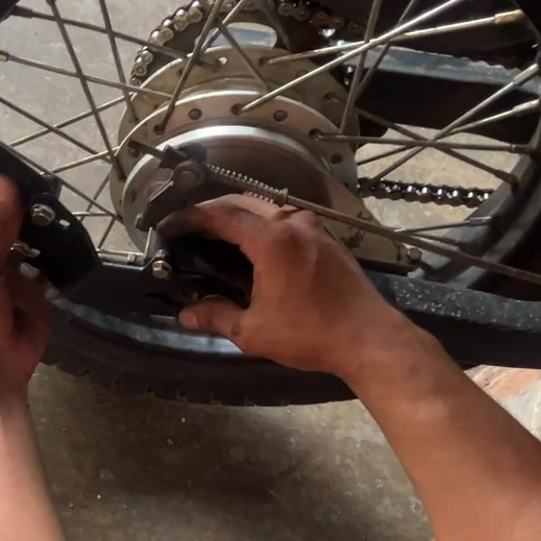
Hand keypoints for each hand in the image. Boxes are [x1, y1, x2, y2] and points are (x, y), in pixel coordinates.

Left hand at [0, 176, 51, 397]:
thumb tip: (5, 182)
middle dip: (10, 207)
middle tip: (32, 176)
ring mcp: (8, 276)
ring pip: (22, 244)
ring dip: (34, 228)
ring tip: (53, 198)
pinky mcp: (32, 292)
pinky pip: (44, 269)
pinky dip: (53, 257)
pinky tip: (65, 234)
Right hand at [161, 195, 410, 377]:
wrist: (368, 338)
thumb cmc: (311, 334)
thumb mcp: (253, 332)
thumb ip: (216, 317)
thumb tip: (187, 316)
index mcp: (272, 241)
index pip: (222, 215)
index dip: (192, 217)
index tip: (172, 224)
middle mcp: (294, 224)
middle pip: (244, 202)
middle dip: (212, 210)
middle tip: (189, 226)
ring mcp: (314, 229)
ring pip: (267, 207)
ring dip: (239, 214)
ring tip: (216, 233)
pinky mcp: (326, 240)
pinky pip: (286, 220)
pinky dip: (262, 224)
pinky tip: (252, 245)